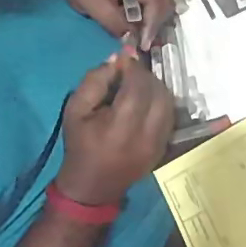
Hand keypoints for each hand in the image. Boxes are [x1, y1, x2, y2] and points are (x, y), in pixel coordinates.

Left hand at [50, 0, 173, 50]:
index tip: (143, 45)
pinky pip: (155, 3)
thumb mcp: (92, 2)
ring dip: (155, 23)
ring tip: (142, 39)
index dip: (152, 25)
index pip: (155, 0)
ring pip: (163, 4)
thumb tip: (132, 46)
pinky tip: (141, 30)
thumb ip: (114, 23)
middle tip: (143, 44)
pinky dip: (150, 18)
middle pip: (164, 2)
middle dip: (156, 25)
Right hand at [54, 51, 173, 206]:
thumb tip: (117, 60)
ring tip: (139, 86)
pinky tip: (147, 101)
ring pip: (168, 104)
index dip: (133, 68)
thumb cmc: (80, 146)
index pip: (138, 87)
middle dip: (146, 76)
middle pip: (159, 93)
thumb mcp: (75, 109)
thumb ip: (95, 81)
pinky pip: (170, 118)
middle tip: (131, 73)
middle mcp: (146, 135)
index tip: (124, 60)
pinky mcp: (164, 148)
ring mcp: (160, 143)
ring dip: (156, 88)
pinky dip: (161, 104)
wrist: (93, 186)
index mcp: (121, 126)